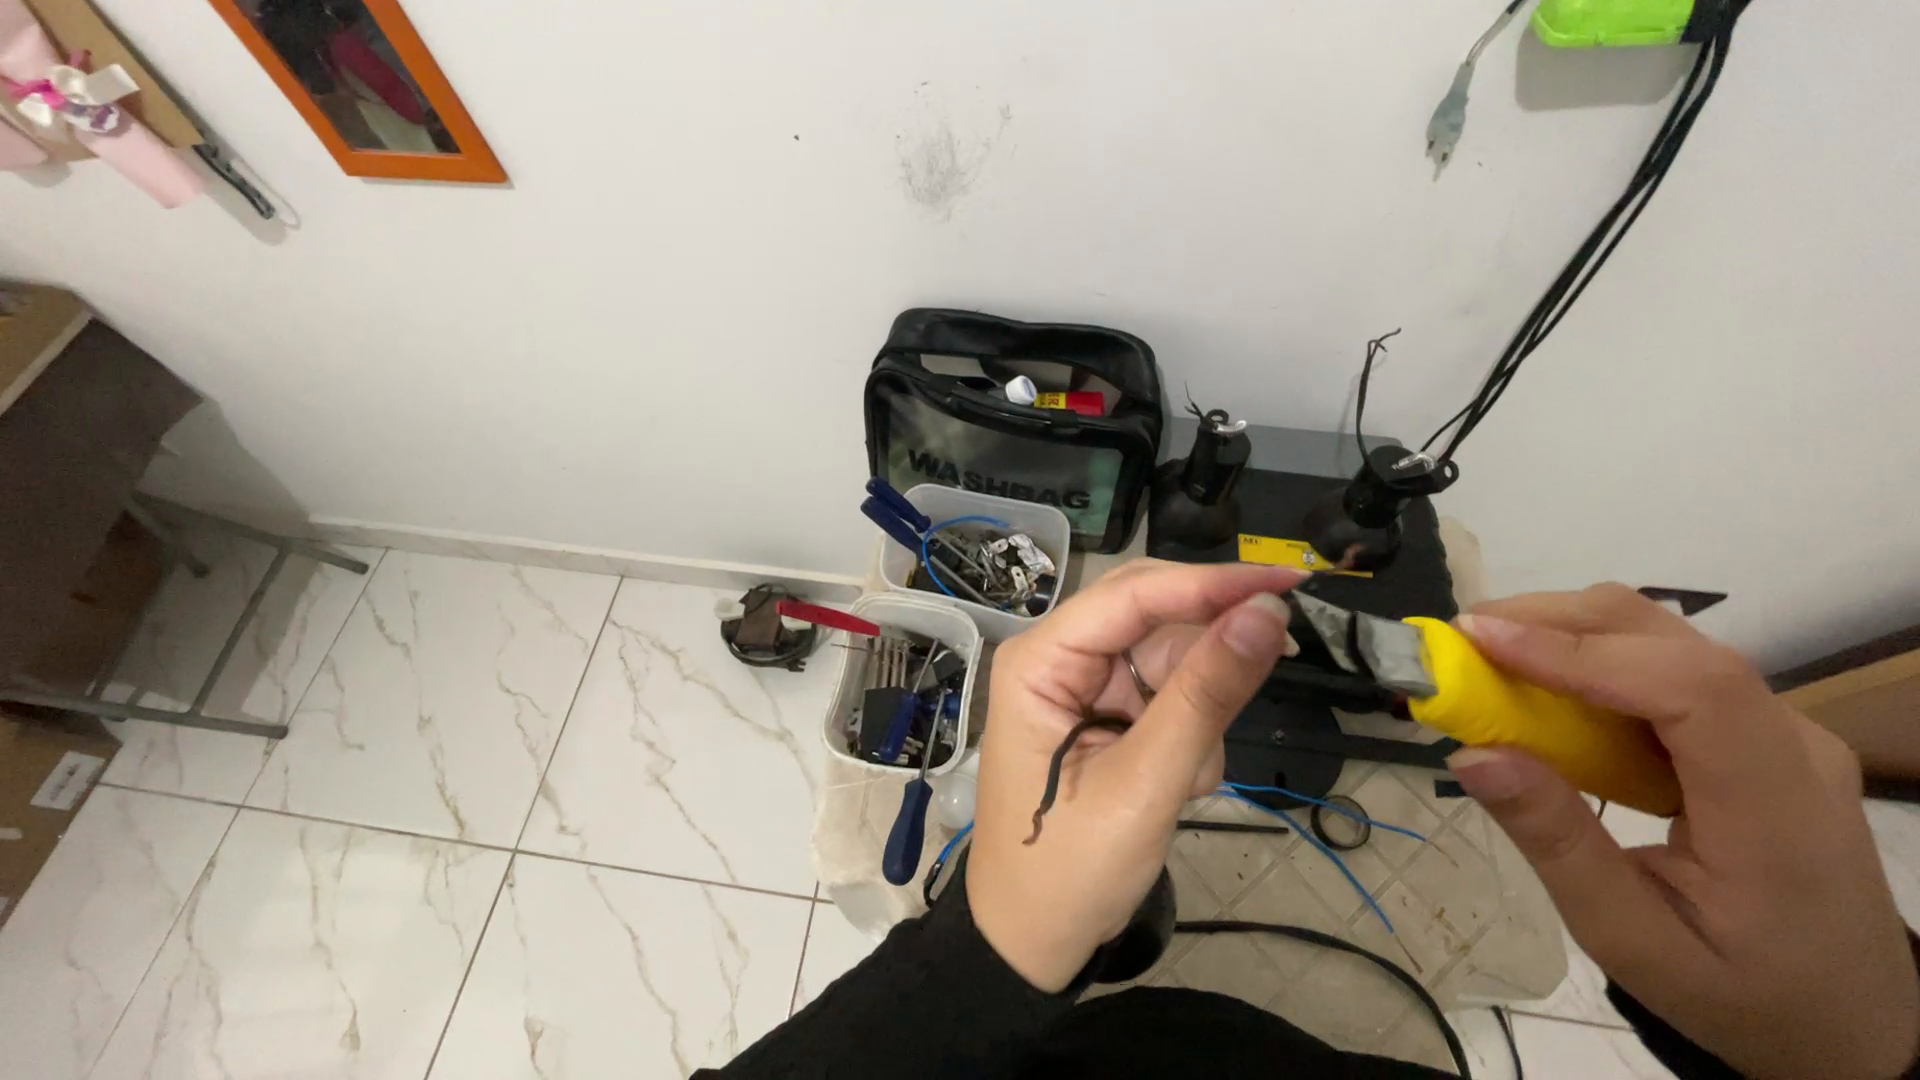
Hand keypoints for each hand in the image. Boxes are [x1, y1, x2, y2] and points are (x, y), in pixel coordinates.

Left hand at [965, 560, 1303, 992]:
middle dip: (1209, 647)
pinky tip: (1177, 787)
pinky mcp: (1108, 713)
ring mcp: (1084, 684)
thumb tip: (1265, 613)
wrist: (1036, 939)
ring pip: (1171, 658)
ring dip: (1199, 713)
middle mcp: (1058, 657)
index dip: (1211, 584)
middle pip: (1151, 614)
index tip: (1287, 582)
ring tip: (1187, 780)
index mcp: (1040, 660)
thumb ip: (1205, 696)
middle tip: (1276, 658)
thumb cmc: (1071, 868)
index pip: (1132, 595)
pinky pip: (1170, 696)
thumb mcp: (1144, 784)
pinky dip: (1191, 736)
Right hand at [1449, 585, 1919, 1079]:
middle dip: (1551, 620)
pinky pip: (1654, 657)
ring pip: (1658, 631)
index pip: (1691, 687)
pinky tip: (1532, 680)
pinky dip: (1578, 649)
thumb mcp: (1632, 939)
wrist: (1849, 1013)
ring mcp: (1773, 724)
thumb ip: (1557, 844)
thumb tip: (1471, 755)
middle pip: (1666, 635)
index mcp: (1776, 808)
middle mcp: (1788, 741)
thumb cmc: (1740, 989)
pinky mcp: (1743, 722)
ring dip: (1561, 627)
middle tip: (1459, 639)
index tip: (1478, 638)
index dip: (1577, 650)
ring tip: (1483, 655)